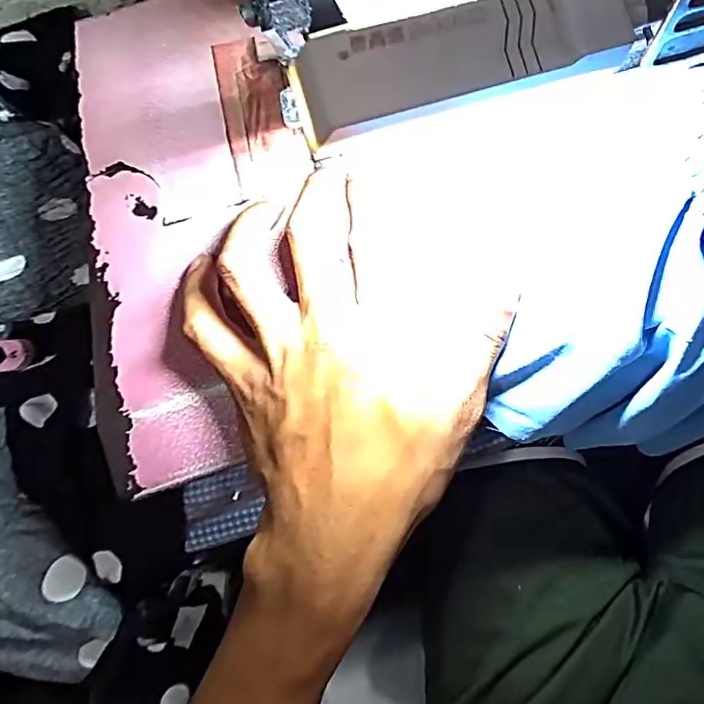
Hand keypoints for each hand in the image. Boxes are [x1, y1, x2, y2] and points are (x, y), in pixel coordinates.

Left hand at [181, 166, 513, 606]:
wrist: (332, 534)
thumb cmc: (398, 470)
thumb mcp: (454, 406)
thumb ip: (477, 338)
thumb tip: (506, 283)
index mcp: (364, 334)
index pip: (364, 246)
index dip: (363, 198)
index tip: (363, 170)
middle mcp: (310, 332)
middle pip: (299, 243)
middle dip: (310, 195)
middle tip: (320, 174)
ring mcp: (266, 356)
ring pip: (239, 274)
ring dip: (246, 229)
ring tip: (262, 207)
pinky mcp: (239, 381)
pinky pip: (205, 328)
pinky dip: (197, 291)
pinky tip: (202, 267)